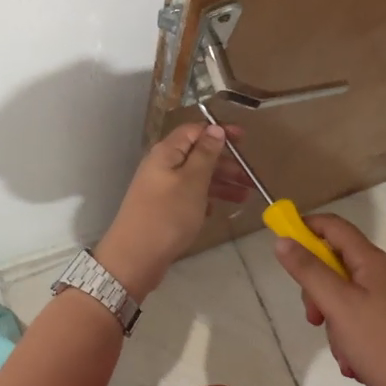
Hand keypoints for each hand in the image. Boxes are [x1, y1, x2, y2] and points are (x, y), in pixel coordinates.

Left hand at [94, 123, 252, 299]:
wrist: (135, 257)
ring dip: (221, 182)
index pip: (195, 130)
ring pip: (196, 177)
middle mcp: (162, 165)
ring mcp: (162, 187)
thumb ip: (205, 154)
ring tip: (245, 196)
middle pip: (198, 154)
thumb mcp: (192, 181)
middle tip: (250, 177)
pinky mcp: (164, 208)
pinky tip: (220, 209)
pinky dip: (207, 199)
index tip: (244, 139)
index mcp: (167, 152)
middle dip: (225, 163)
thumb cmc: (167, 215)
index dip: (219, 132)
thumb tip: (215, 128)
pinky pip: (190, 195)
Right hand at [274, 214, 385, 385]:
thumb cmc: (384, 346)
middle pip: (338, 265)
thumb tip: (283, 239)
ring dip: (335, 323)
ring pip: (348, 298)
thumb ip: (308, 270)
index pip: (334, 226)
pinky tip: (356, 365)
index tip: (282, 245)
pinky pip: (364, 321)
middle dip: (318, 291)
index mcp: (373, 261)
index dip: (306, 227)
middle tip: (313, 318)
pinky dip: (352, 339)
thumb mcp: (338, 306)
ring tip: (344, 353)